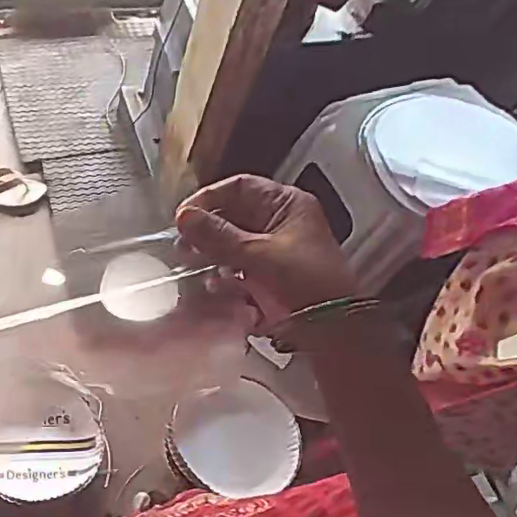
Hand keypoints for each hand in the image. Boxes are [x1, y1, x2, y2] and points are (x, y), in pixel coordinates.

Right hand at [174, 175, 357, 321]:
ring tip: (193, 265)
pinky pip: (236, 272)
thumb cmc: (308, 282)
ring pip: (231, 246)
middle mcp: (279, 225)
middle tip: (183, 244)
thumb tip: (185, 217)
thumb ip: (219, 236)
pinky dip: (223, 278)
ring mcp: (272, 253)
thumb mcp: (260, 254)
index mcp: (287, 205)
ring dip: (212, 255)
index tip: (184, 215)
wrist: (332, 329)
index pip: (240, 187)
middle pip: (233, 217)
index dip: (210, 198)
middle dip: (207, 231)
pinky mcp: (265, 280)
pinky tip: (213, 286)